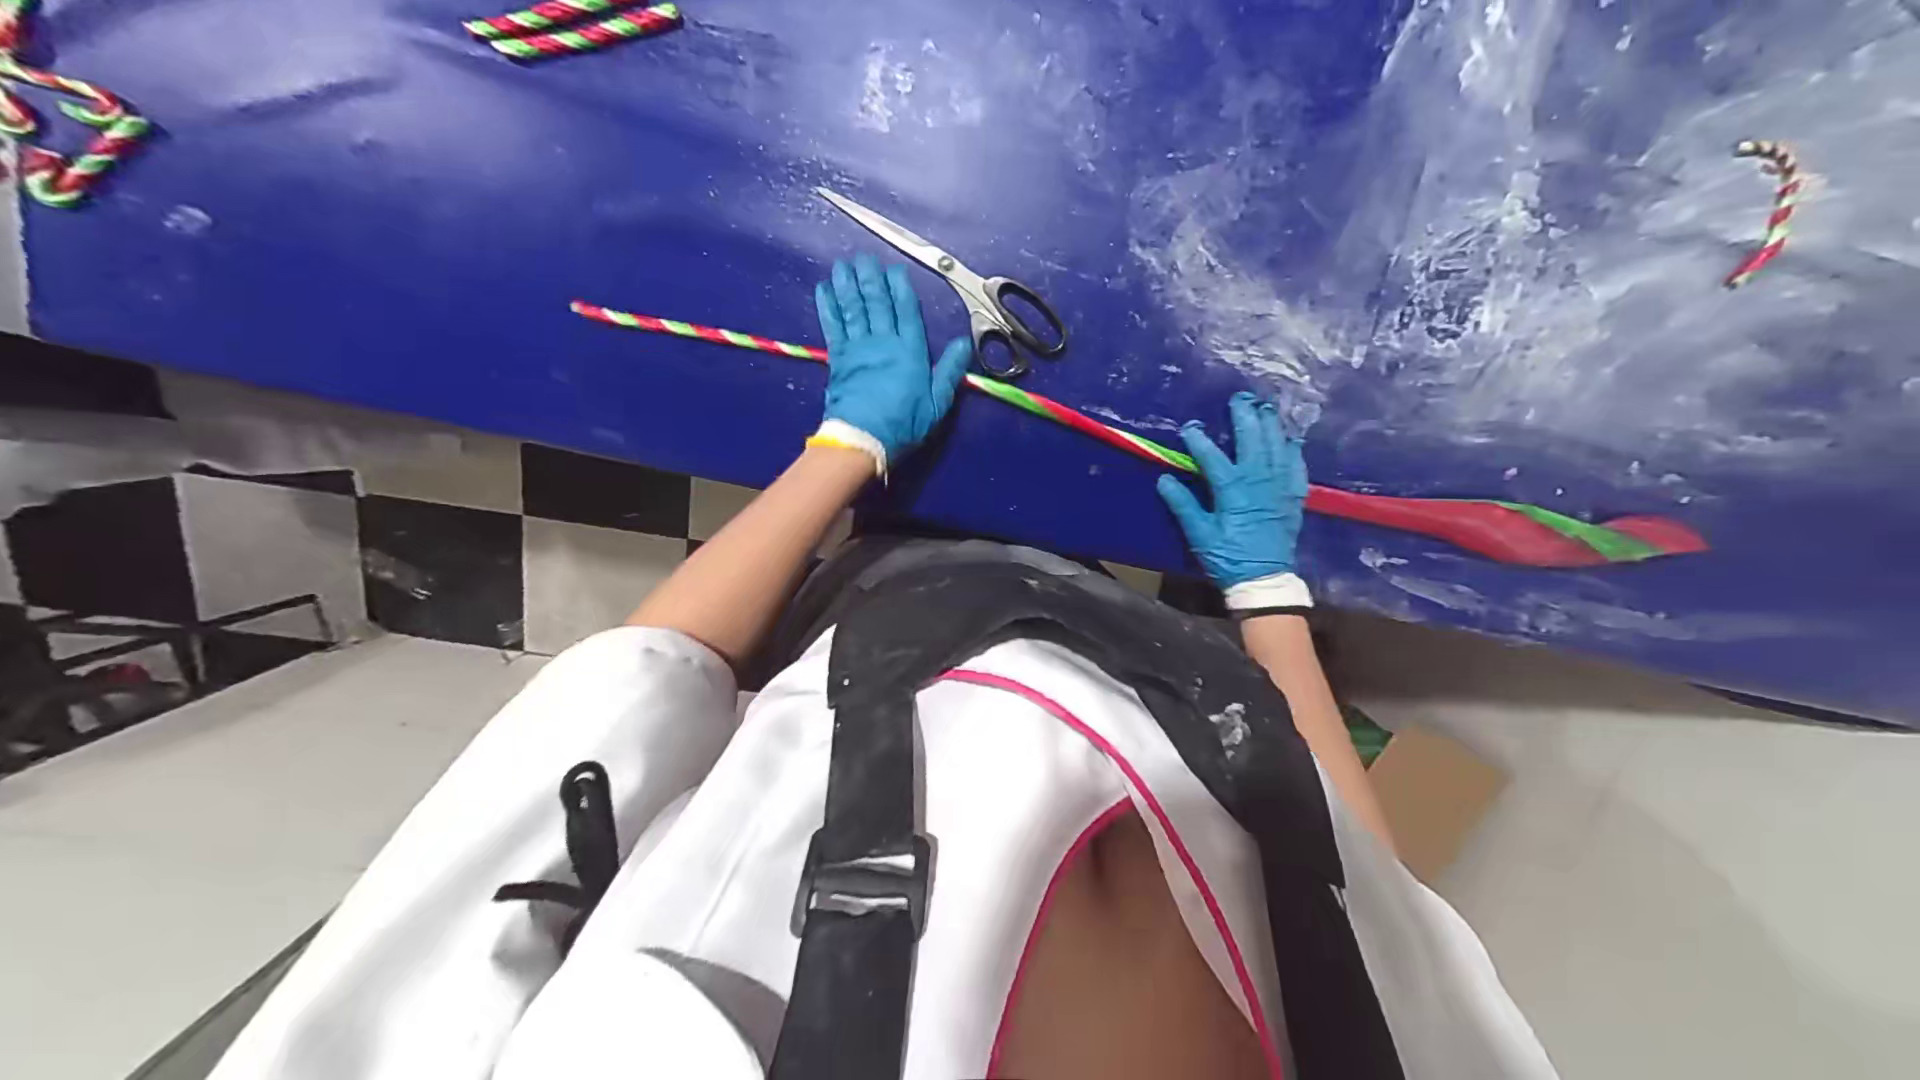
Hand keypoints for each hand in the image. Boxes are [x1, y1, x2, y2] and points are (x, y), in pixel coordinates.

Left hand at [813, 253, 972, 472]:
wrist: (863, 438)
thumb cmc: (904, 423)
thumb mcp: (938, 403)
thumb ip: (950, 371)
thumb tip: (963, 344)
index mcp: (910, 351)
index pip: (906, 311)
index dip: (900, 287)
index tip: (894, 269)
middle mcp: (883, 342)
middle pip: (876, 303)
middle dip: (870, 278)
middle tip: (863, 257)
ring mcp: (858, 349)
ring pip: (853, 308)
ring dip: (847, 285)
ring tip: (842, 265)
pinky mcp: (838, 359)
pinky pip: (833, 326)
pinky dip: (828, 307)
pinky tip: (824, 291)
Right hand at [1156, 391, 1308, 594]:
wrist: (1264, 580)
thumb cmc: (1227, 558)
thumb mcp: (1199, 535)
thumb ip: (1183, 505)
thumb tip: (1164, 479)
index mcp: (1233, 492)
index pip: (1214, 458)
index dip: (1200, 441)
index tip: (1190, 427)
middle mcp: (1259, 483)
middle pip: (1253, 442)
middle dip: (1246, 418)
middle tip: (1241, 398)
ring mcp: (1280, 489)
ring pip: (1277, 448)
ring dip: (1271, 426)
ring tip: (1266, 407)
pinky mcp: (1293, 498)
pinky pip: (1296, 467)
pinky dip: (1293, 451)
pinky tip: (1290, 440)